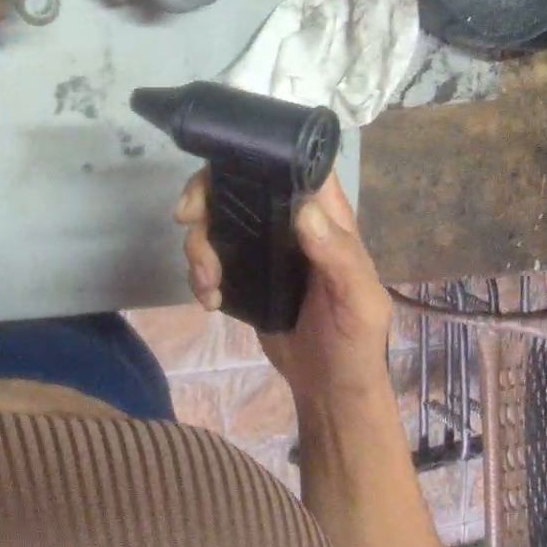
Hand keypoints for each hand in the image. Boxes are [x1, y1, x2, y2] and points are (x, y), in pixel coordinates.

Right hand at [177, 170, 394, 405]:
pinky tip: (210, 299)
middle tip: (187, 219)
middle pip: (237, 186)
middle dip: (204, 198)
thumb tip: (305, 212)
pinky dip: (199, 273)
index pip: (290, 164)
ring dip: (199, 246)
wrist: (328, 390)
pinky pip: (210, 257)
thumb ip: (339, 257)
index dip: (255, 155)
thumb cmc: (354, 343)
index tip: (220, 171)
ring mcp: (262, 247)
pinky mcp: (242, 273)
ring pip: (216, 221)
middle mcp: (289, 222)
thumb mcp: (359, 302)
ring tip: (208, 282)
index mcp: (325, 217)